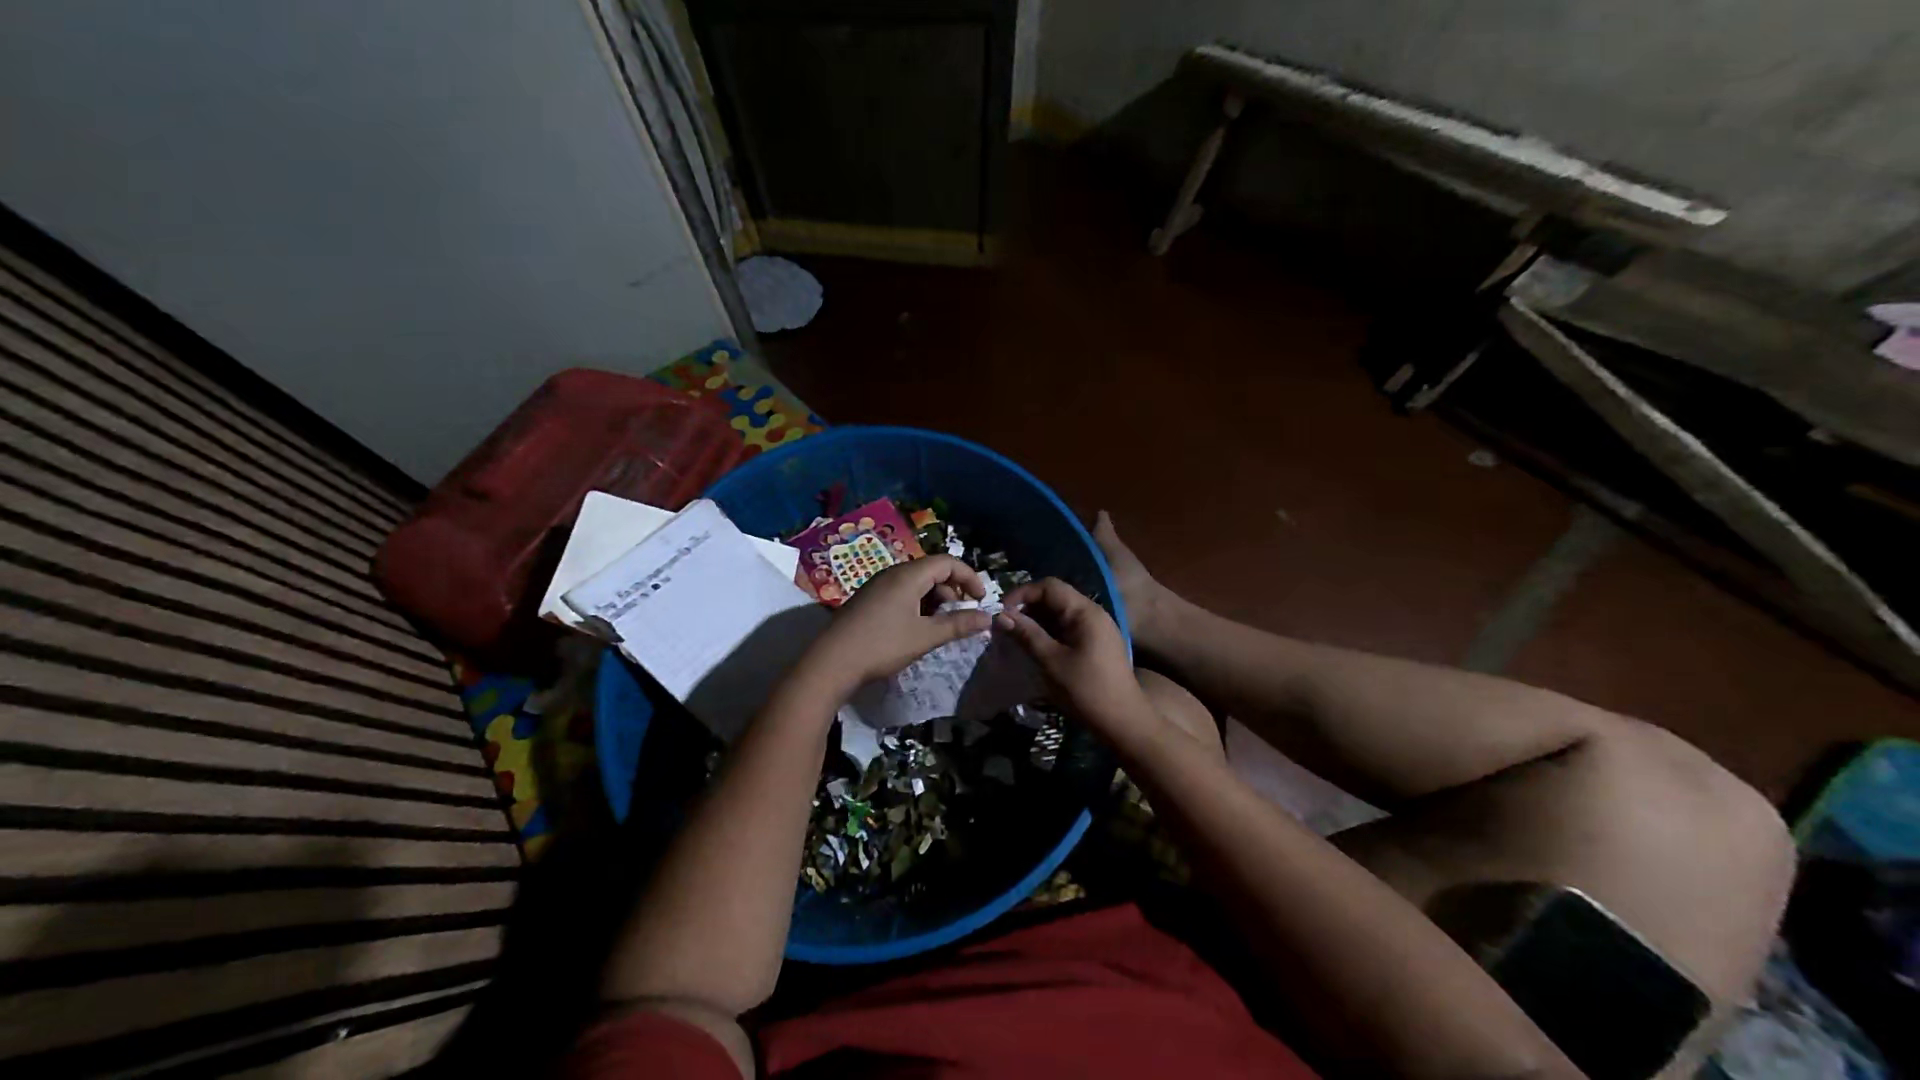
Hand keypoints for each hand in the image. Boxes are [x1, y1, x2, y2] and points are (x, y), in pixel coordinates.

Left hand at [799, 555, 992, 694]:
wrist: (831, 662)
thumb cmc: (882, 645)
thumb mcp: (925, 636)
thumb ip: (958, 625)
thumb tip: (987, 617)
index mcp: (908, 575)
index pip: (947, 562)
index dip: (969, 577)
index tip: (981, 599)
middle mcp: (893, 573)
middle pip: (932, 570)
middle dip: (952, 589)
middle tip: (960, 615)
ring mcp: (877, 585)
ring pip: (916, 582)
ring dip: (934, 599)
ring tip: (939, 625)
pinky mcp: (868, 599)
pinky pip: (901, 592)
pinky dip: (917, 603)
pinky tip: (916, 627)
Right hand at [995, 578, 1153, 733]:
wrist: (1124, 722)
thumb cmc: (1086, 690)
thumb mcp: (1052, 661)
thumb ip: (1027, 634)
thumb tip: (1001, 615)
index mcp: (1085, 612)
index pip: (1049, 586)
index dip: (1022, 594)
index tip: (1002, 613)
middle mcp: (1093, 613)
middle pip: (1055, 597)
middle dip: (1027, 607)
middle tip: (1005, 626)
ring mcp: (1097, 628)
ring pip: (1060, 613)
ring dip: (1036, 620)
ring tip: (1015, 636)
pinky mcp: (1097, 643)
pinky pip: (1068, 627)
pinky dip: (1049, 632)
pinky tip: (1035, 646)